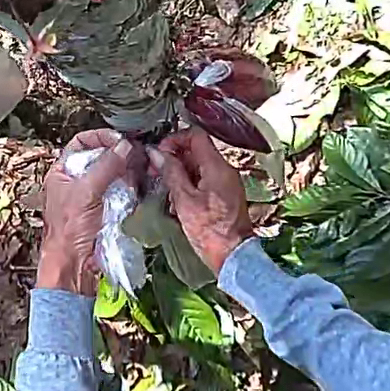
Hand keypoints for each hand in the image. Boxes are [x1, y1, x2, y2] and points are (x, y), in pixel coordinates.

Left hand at [38, 129, 143, 292]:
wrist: (74, 267)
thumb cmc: (68, 233)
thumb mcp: (86, 192)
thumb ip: (106, 166)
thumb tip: (124, 146)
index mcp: (63, 172)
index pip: (82, 143)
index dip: (100, 137)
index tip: (119, 140)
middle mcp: (77, 181)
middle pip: (102, 157)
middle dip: (119, 155)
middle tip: (136, 154)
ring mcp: (93, 196)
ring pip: (115, 174)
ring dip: (127, 171)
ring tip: (139, 170)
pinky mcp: (107, 209)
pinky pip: (122, 191)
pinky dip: (130, 188)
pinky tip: (137, 187)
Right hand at [151, 126, 252, 275]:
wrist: (233, 255)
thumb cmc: (209, 230)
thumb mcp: (184, 200)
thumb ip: (171, 172)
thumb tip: (156, 153)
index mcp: (217, 166)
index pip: (195, 135)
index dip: (174, 140)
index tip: (160, 154)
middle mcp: (225, 169)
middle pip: (197, 150)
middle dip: (174, 157)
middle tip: (156, 171)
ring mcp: (227, 182)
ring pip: (200, 165)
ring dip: (180, 171)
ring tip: (164, 186)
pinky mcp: (226, 194)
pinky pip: (205, 179)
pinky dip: (190, 182)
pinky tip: (177, 198)